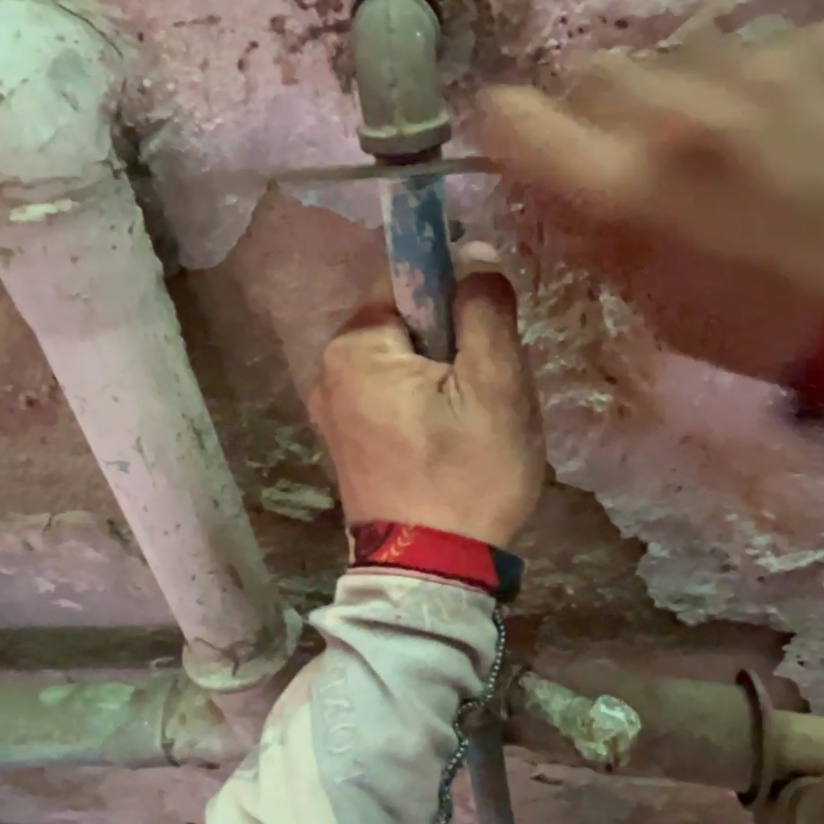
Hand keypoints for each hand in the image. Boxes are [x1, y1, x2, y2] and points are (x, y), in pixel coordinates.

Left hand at [307, 244, 545, 547]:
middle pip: (403, 321)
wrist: (431, 571)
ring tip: (472, 418)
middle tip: (488, 384)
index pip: (405, 277)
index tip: (489, 324)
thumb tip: (475, 252)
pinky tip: (448, 438)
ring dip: (441, 373)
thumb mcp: (495, 388)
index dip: (453, 287)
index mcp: (354, 348)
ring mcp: (331, 412)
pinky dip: (420, 402)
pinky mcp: (344, 443)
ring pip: (400, 361)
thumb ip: (485, 311)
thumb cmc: (467, 476)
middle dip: (451, 338)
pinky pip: (387, 395)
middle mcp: (327, 372)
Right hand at [479, 27, 823, 378]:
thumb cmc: (771, 327)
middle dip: (600, 113)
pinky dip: (756, 89)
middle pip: (594, 71)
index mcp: (631, 191)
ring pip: (678, 56)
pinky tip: (794, 133)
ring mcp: (760, 70)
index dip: (508, 129)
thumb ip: (596, 240)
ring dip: (683, 98)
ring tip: (732, 147)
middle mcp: (682, 113)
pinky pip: (758, 51)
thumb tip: (555, 191)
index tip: (525, 145)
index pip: (515, 117)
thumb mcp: (660, 308)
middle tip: (640, 154)